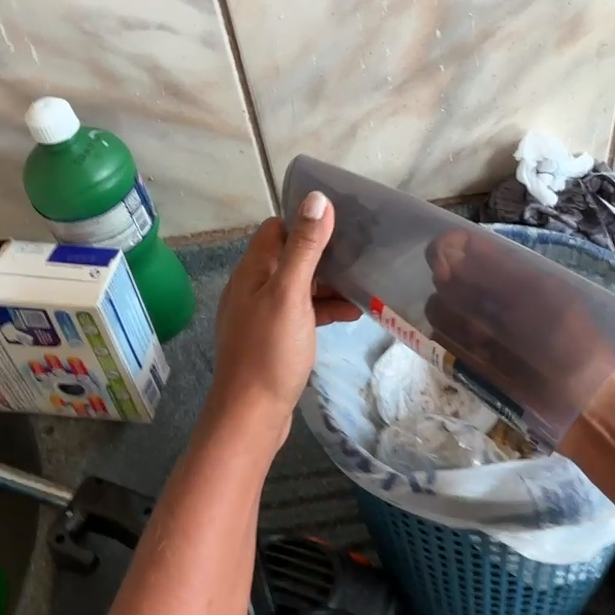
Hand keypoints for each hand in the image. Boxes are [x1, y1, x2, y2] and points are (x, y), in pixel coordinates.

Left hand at [209, 192, 361, 431]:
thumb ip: (305, 248)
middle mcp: (253, 287)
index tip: (343, 226)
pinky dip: (323, 310)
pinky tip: (350, 316)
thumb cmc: (270, 350)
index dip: (307, 224)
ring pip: (299, 287)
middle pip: (291, 257)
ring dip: (328, 285)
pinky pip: (301, 313)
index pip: (278, 229)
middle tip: (361, 257)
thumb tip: (317, 198)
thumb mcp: (291, 294)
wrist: (251, 415)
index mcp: (252, 271)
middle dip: (324, 256)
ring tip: (362, 288)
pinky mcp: (273, 338)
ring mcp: (262, 314)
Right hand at [423, 227, 614, 447]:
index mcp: (508, 271)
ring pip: (438, 312)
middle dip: (454, 298)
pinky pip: (441, 345)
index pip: (461, 245)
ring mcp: (476, 327)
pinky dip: (454, 350)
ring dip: (456, 326)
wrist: (582, 400)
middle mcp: (487, 294)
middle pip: (442, 278)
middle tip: (479, 320)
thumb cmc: (568, 340)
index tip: (443, 273)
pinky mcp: (469, 359)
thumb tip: (447, 256)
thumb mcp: (539, 296)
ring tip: (486, 346)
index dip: (443, 251)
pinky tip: (481, 362)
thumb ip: (494, 271)